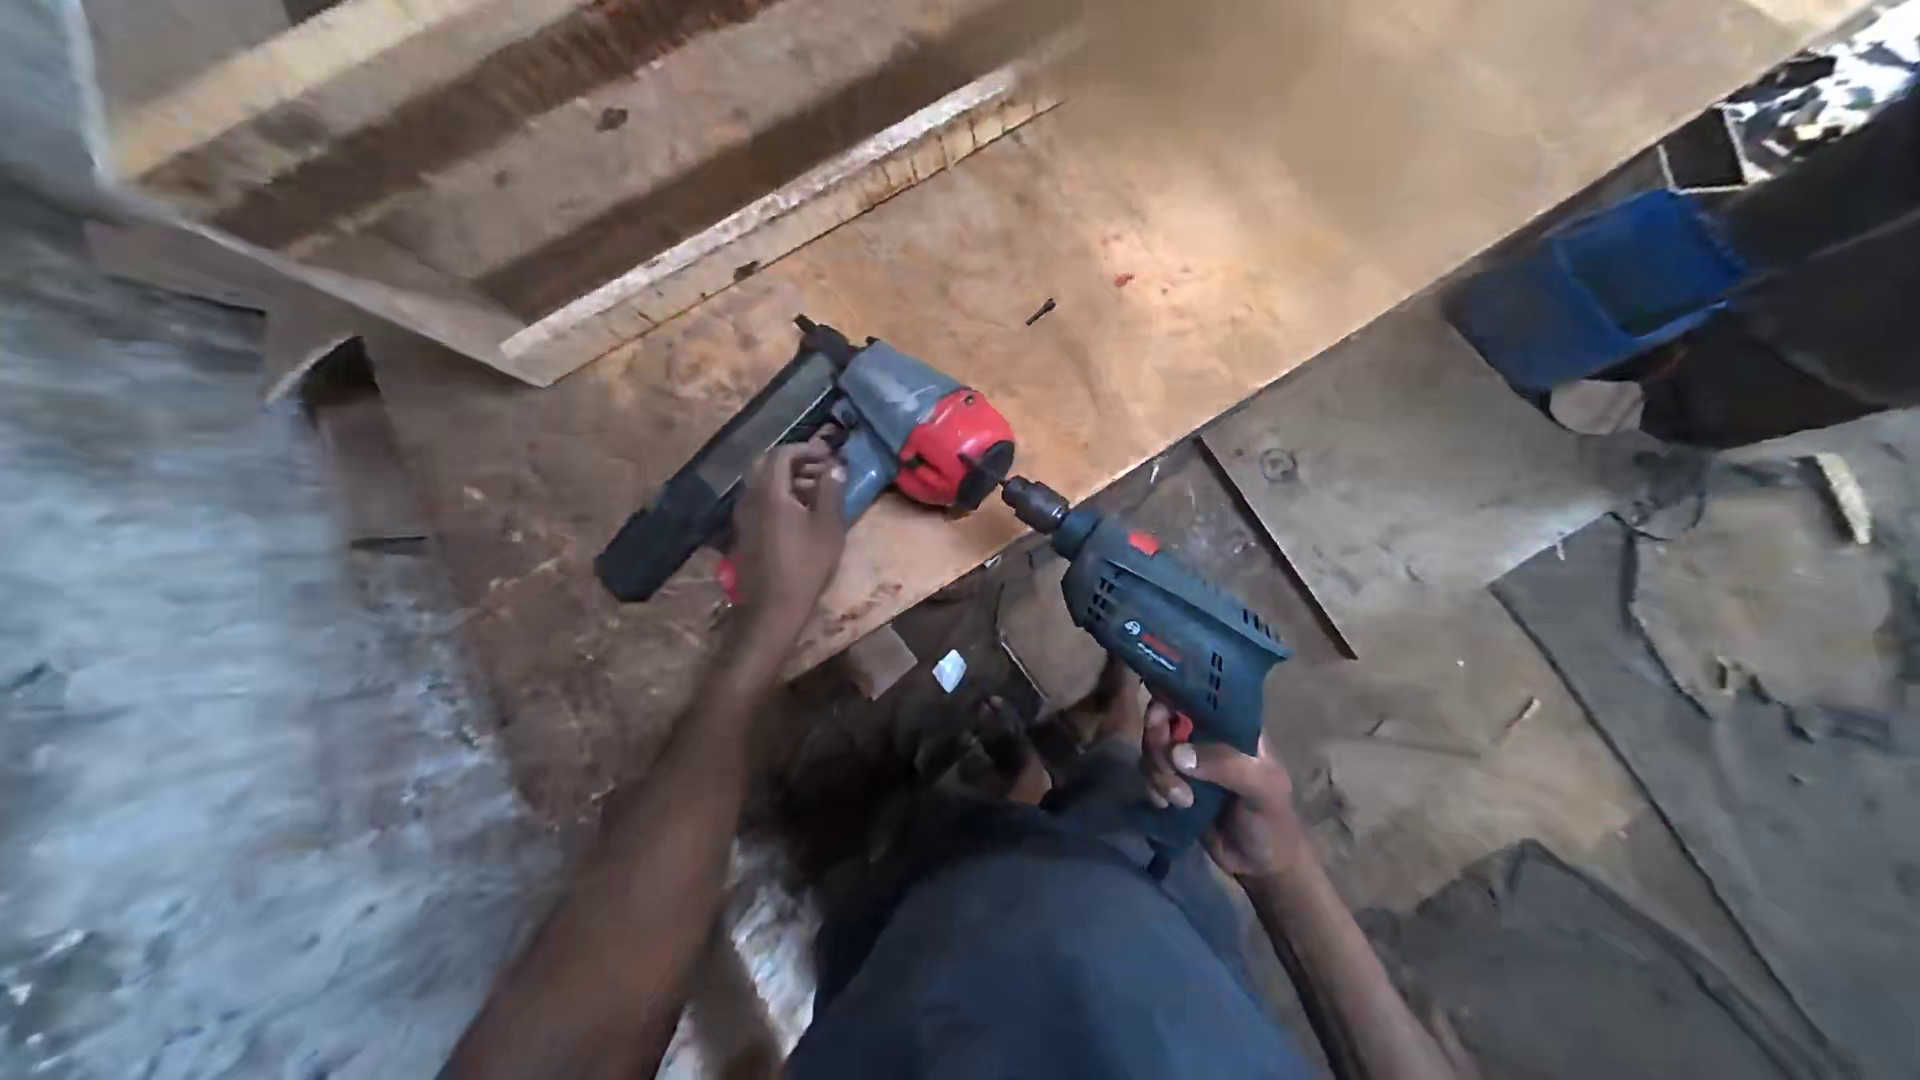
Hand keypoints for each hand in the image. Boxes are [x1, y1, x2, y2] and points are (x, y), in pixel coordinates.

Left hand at [730, 434, 847, 646]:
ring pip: (762, 484)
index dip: (806, 449)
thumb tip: (834, 467)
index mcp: (769, 491)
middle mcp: (749, 497)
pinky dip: (778, 496)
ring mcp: (742, 516)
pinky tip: (799, 513)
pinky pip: (759, 501)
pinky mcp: (743, 532)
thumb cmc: (806, 564)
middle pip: (767, 465)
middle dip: (796, 462)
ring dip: (788, 480)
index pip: (782, 454)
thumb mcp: (828, 526)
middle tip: (822, 470)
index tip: (828, 456)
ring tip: (815, 491)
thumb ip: (831, 490)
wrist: (773, 606)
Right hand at [1143, 708, 1311, 879]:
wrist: (1261, 868)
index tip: (1163, 717)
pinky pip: (1148, 772)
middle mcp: (1205, 734)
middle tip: (1168, 764)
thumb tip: (1176, 752)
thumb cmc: (1272, 819)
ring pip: (1152, 746)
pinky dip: (1154, 787)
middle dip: (1158, 741)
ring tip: (1181, 799)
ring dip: (1158, 772)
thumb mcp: (1262, 788)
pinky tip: (1171, 806)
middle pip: (1163, 717)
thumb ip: (1226, 764)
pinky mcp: (1173, 781)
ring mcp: (1187, 758)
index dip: (1173, 697)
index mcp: (1232, 724)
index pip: (1197, 695)